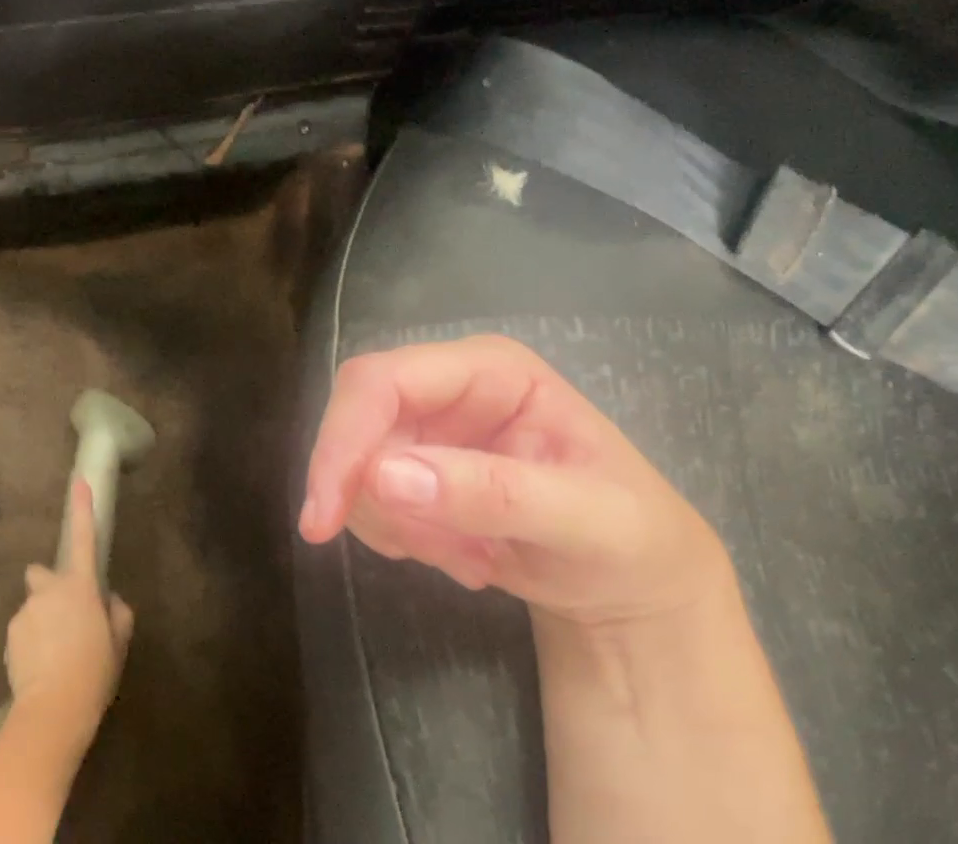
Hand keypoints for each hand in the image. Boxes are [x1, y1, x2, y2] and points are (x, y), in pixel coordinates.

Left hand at [5, 478, 134, 743]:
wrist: (53, 708)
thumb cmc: (94, 672)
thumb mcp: (119, 643)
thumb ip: (117, 613)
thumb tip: (108, 600)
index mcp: (79, 587)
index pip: (82, 539)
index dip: (82, 509)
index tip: (80, 482)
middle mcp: (48, 590)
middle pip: (43, 574)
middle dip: (51, 588)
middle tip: (66, 618)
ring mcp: (25, 610)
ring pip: (34, 606)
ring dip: (43, 620)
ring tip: (56, 655)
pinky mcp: (10, 632)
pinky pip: (24, 629)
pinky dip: (32, 641)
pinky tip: (42, 667)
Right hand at [298, 335, 732, 629]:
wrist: (633, 586)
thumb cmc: (634, 543)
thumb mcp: (588, 524)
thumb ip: (494, 494)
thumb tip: (382, 476)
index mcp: (489, 370)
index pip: (380, 382)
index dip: (342, 441)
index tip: (324, 516)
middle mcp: (444, 387)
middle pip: (355, 424)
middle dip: (376, 498)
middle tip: (433, 555)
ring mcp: (424, 426)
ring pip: (353, 467)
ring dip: (395, 526)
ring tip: (468, 560)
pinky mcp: (410, 464)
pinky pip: (362, 497)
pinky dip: (397, 537)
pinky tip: (456, 556)